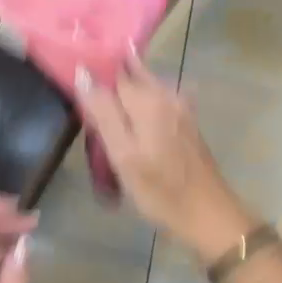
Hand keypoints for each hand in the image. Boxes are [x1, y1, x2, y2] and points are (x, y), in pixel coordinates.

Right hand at [76, 55, 259, 264]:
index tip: (74, 70)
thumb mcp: (123, 154)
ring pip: (145, 85)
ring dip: (125, 84)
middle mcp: (165, 95)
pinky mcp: (185, 122)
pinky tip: (130, 111)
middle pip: (132, 73)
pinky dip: (139, 99)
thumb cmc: (159, 189)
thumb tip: (84, 73)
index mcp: (147, 100)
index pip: (114, 70)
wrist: (207, 213)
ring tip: (102, 95)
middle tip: (84, 82)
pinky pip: (156, 98)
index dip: (94, 68)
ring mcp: (180, 107)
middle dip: (110, 72)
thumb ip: (103, 112)